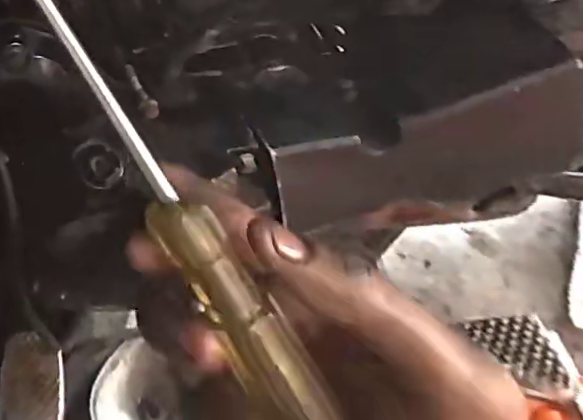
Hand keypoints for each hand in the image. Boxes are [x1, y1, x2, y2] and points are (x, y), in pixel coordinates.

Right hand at [129, 169, 527, 419]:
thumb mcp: (434, 357)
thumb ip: (355, 291)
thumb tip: (263, 231)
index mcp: (311, 284)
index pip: (244, 228)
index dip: (200, 200)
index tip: (163, 184)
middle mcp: (272, 315)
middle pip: (196, 267)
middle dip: (165, 253)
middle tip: (148, 254)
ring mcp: (254, 366)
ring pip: (182, 316)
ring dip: (171, 314)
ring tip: (200, 345)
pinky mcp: (237, 406)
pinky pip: (191, 381)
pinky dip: (182, 364)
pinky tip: (206, 371)